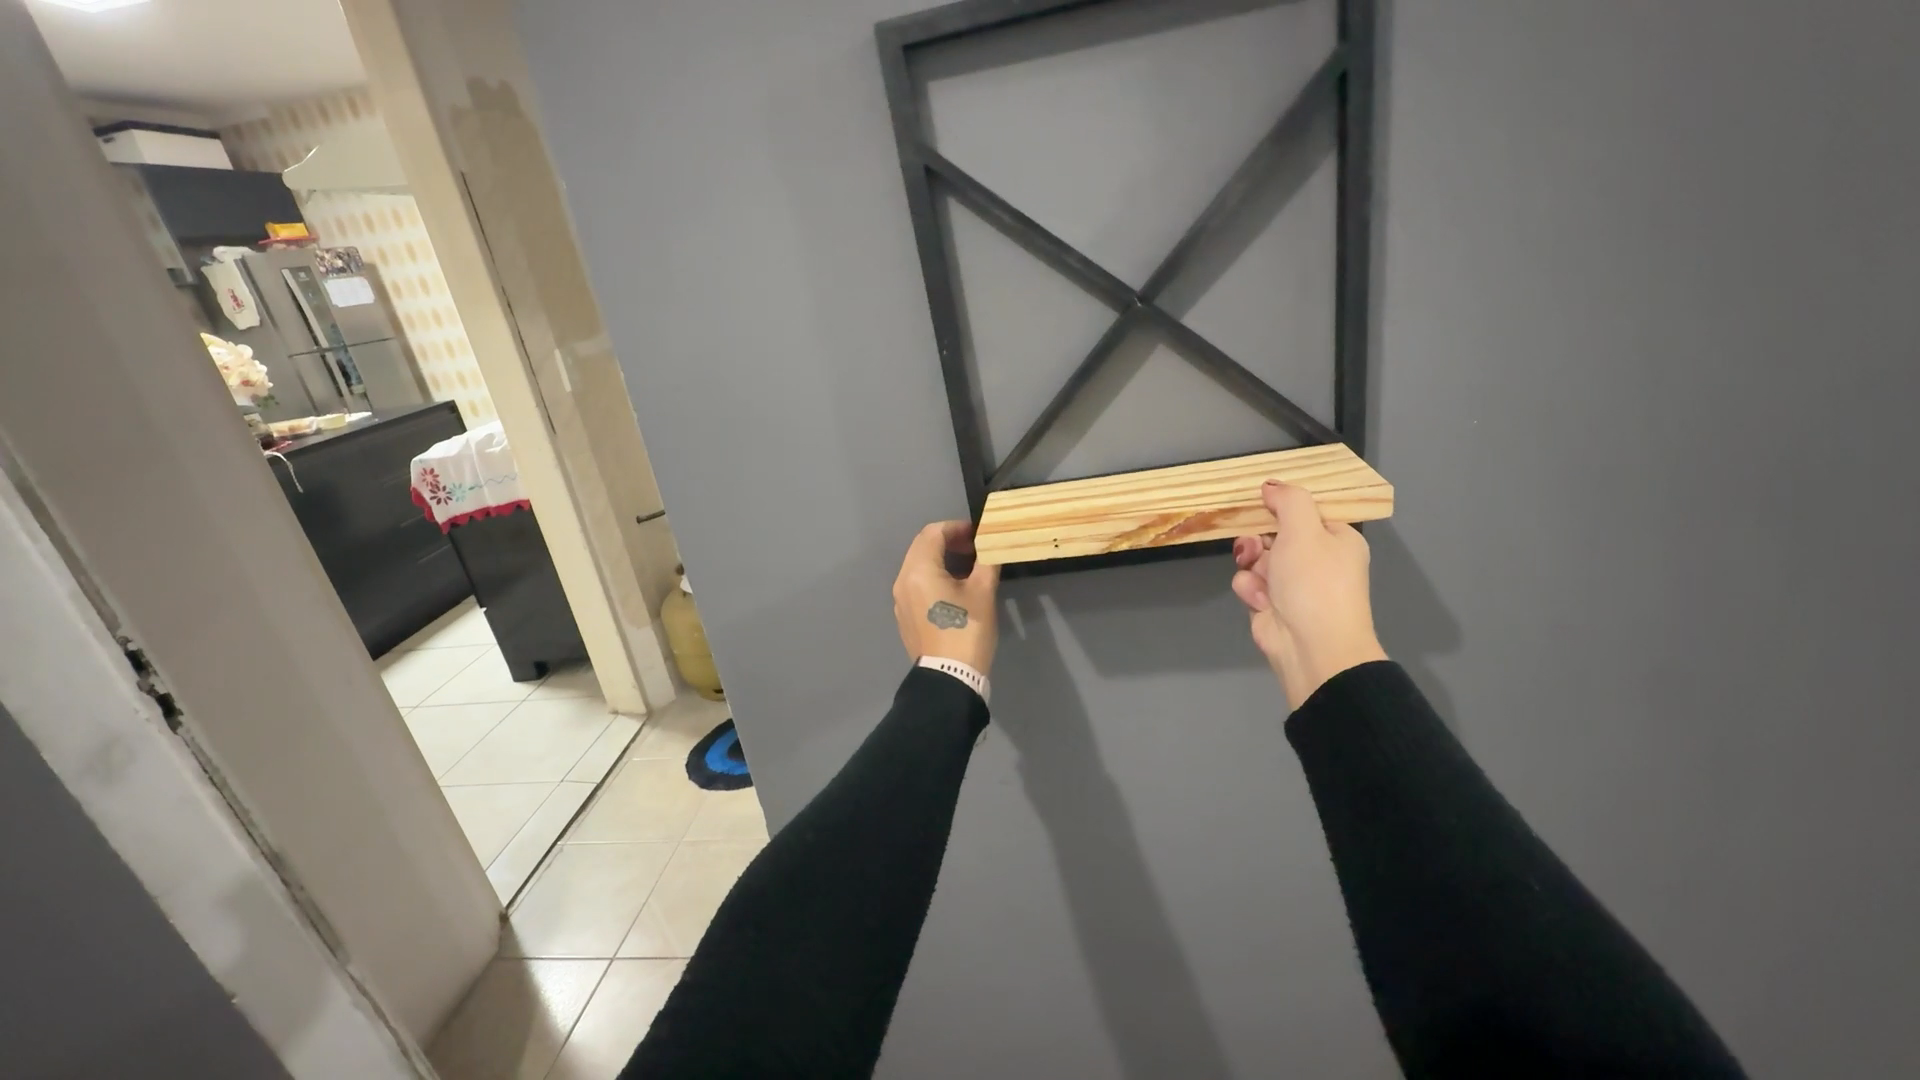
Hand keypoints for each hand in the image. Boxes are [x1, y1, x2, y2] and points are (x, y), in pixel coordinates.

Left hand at [893, 521, 1000, 675]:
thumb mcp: (983, 592)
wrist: (950, 677)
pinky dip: (934, 578)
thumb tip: (991, 547)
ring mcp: (901, 600)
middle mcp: (903, 581)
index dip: (956, 528)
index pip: (933, 533)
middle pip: (922, 547)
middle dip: (948, 542)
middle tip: (974, 548)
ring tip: (969, 568)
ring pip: (918, 567)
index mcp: (919, 570)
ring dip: (941, 560)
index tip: (977, 535)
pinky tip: (954, 590)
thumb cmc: (967, 630)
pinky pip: (917, 585)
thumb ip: (987, 561)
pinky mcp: (905, 616)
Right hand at [1231, 481, 1388, 709]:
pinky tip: (1261, 601)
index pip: (1305, 511)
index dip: (1281, 506)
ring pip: (1255, 558)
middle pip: (1274, 533)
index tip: (1261, 502)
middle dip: (1258, 538)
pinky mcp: (1270, 604)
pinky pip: (1249, 583)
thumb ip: (1288, 500)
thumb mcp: (1304, 530)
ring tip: (1261, 578)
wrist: (1312, 648)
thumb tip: (1270, 485)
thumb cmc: (1315, 583)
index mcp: (1336, 539)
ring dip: (1252, 565)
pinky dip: (1251, 589)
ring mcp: (1292, 584)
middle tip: (1255, 544)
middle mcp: (1316, 559)